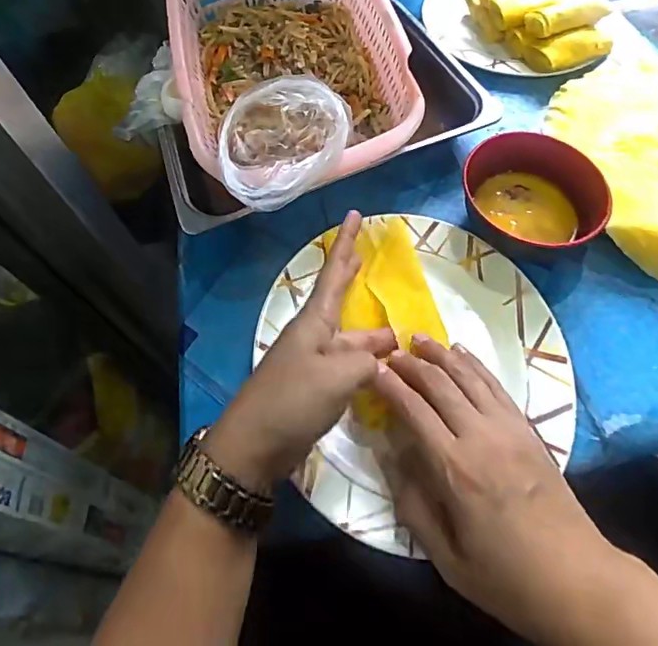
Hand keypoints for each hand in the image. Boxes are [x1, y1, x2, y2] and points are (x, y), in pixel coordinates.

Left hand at [204, 211, 397, 489]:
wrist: (256, 442)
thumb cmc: (293, 399)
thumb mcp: (337, 376)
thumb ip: (367, 361)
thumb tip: (384, 357)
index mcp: (315, 322)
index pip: (334, 273)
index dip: (346, 244)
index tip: (354, 214)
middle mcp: (315, 336)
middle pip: (340, 298)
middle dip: (352, 275)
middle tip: (366, 253)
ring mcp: (315, 363)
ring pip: (352, 339)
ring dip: (374, 333)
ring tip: (401, 329)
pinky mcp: (318, 389)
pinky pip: (350, 366)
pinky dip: (369, 364)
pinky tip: (385, 369)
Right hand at [373, 337, 612, 640]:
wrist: (580, 581)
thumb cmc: (508, 577)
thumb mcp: (448, 559)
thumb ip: (413, 505)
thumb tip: (389, 456)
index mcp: (455, 468)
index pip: (413, 409)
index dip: (389, 383)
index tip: (370, 368)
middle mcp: (480, 437)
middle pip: (439, 384)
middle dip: (410, 362)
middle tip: (389, 350)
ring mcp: (508, 429)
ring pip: (468, 376)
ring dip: (440, 354)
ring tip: (418, 338)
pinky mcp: (528, 429)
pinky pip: (496, 385)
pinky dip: (474, 364)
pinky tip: (460, 352)